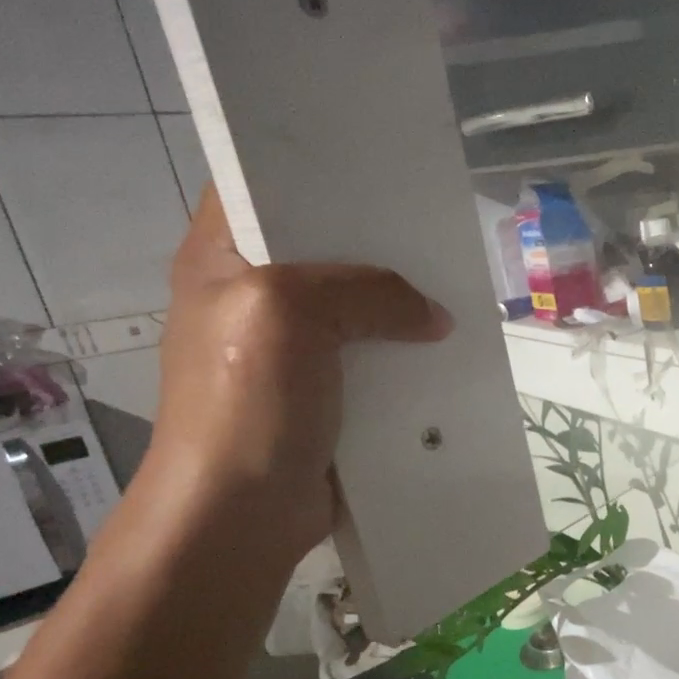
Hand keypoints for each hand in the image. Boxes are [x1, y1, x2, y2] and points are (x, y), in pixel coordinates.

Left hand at [143, 185, 451, 558]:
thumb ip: (368, 291)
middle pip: (325, 248)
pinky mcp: (327, 393)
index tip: (379, 164)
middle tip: (437, 227)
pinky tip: (450, 348)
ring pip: (359, 304)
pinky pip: (377, 356)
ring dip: (404, 303)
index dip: (313, 168)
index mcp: (221, 259)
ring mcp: (292, 349)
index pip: (261, 186)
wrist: (242, 514)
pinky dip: (410, 352)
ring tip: (456, 288)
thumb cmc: (245, 403)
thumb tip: (434, 317)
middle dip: (381, 242)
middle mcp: (255, 295)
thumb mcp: (290, 312)